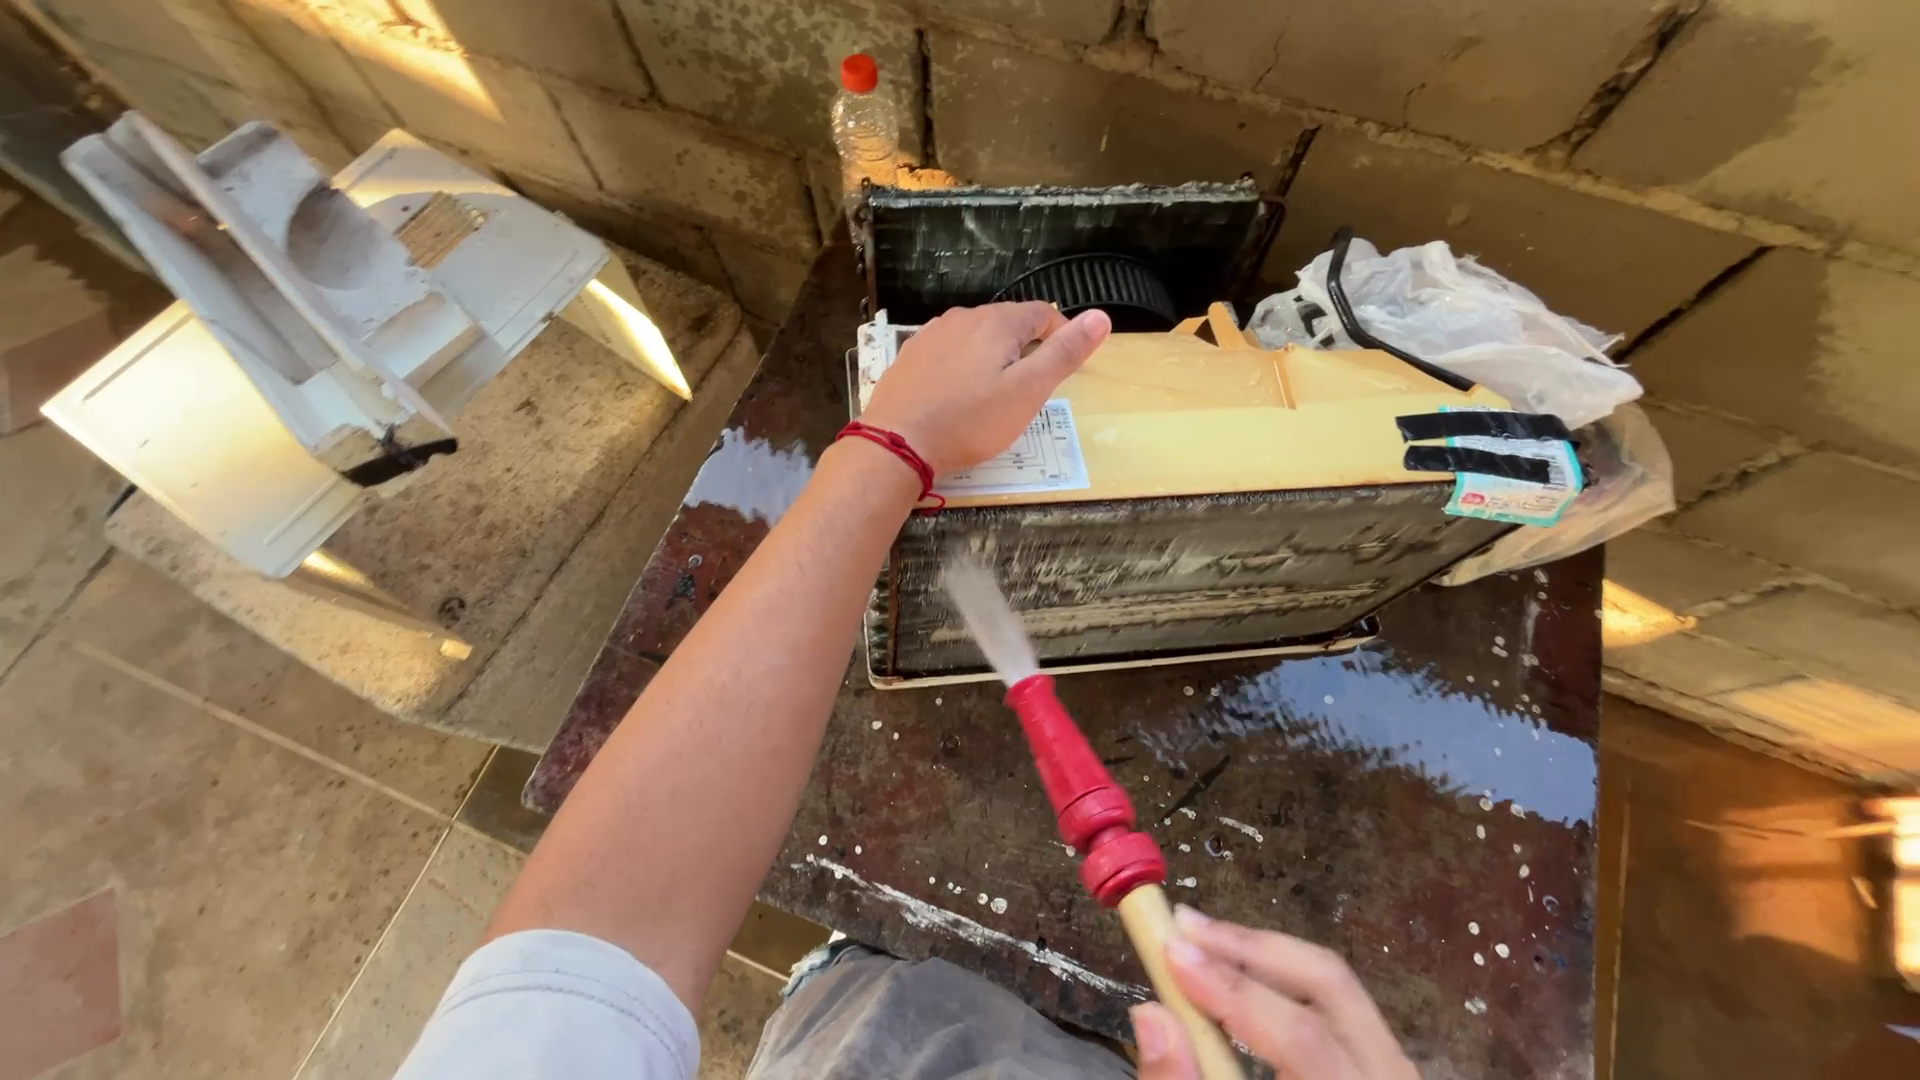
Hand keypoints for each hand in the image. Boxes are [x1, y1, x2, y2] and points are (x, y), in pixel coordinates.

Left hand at [860, 302, 1110, 474]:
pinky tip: (957, 396)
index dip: (1060, 335)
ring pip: (974, 338)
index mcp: (996, 323)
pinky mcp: (909, 359)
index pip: (1041, 313)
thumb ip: (1064, 354)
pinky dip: (960, 368)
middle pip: (1006, 323)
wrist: (898, 443)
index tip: (1063, 365)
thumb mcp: (1028, 391)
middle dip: (1024, 347)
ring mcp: (930, 337)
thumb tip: (1101, 317)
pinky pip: (946, 355)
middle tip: (1030, 387)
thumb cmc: (970, 421)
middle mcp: (962, 319)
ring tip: (994, 394)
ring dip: (991, 357)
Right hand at [1132, 906, 1417, 1079]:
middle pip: (1332, 989)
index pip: (1306, 1041)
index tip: (1170, 951)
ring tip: (1198, 941)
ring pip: (1337, 990)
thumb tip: (1151, 1016)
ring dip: (1261, 955)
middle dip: (1249, 948)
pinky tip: (1234, 977)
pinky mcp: (1379, 1073)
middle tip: (1180, 926)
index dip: (1234, 989)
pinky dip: (1278, 980)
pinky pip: (1334, 1008)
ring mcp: (1393, 1079)